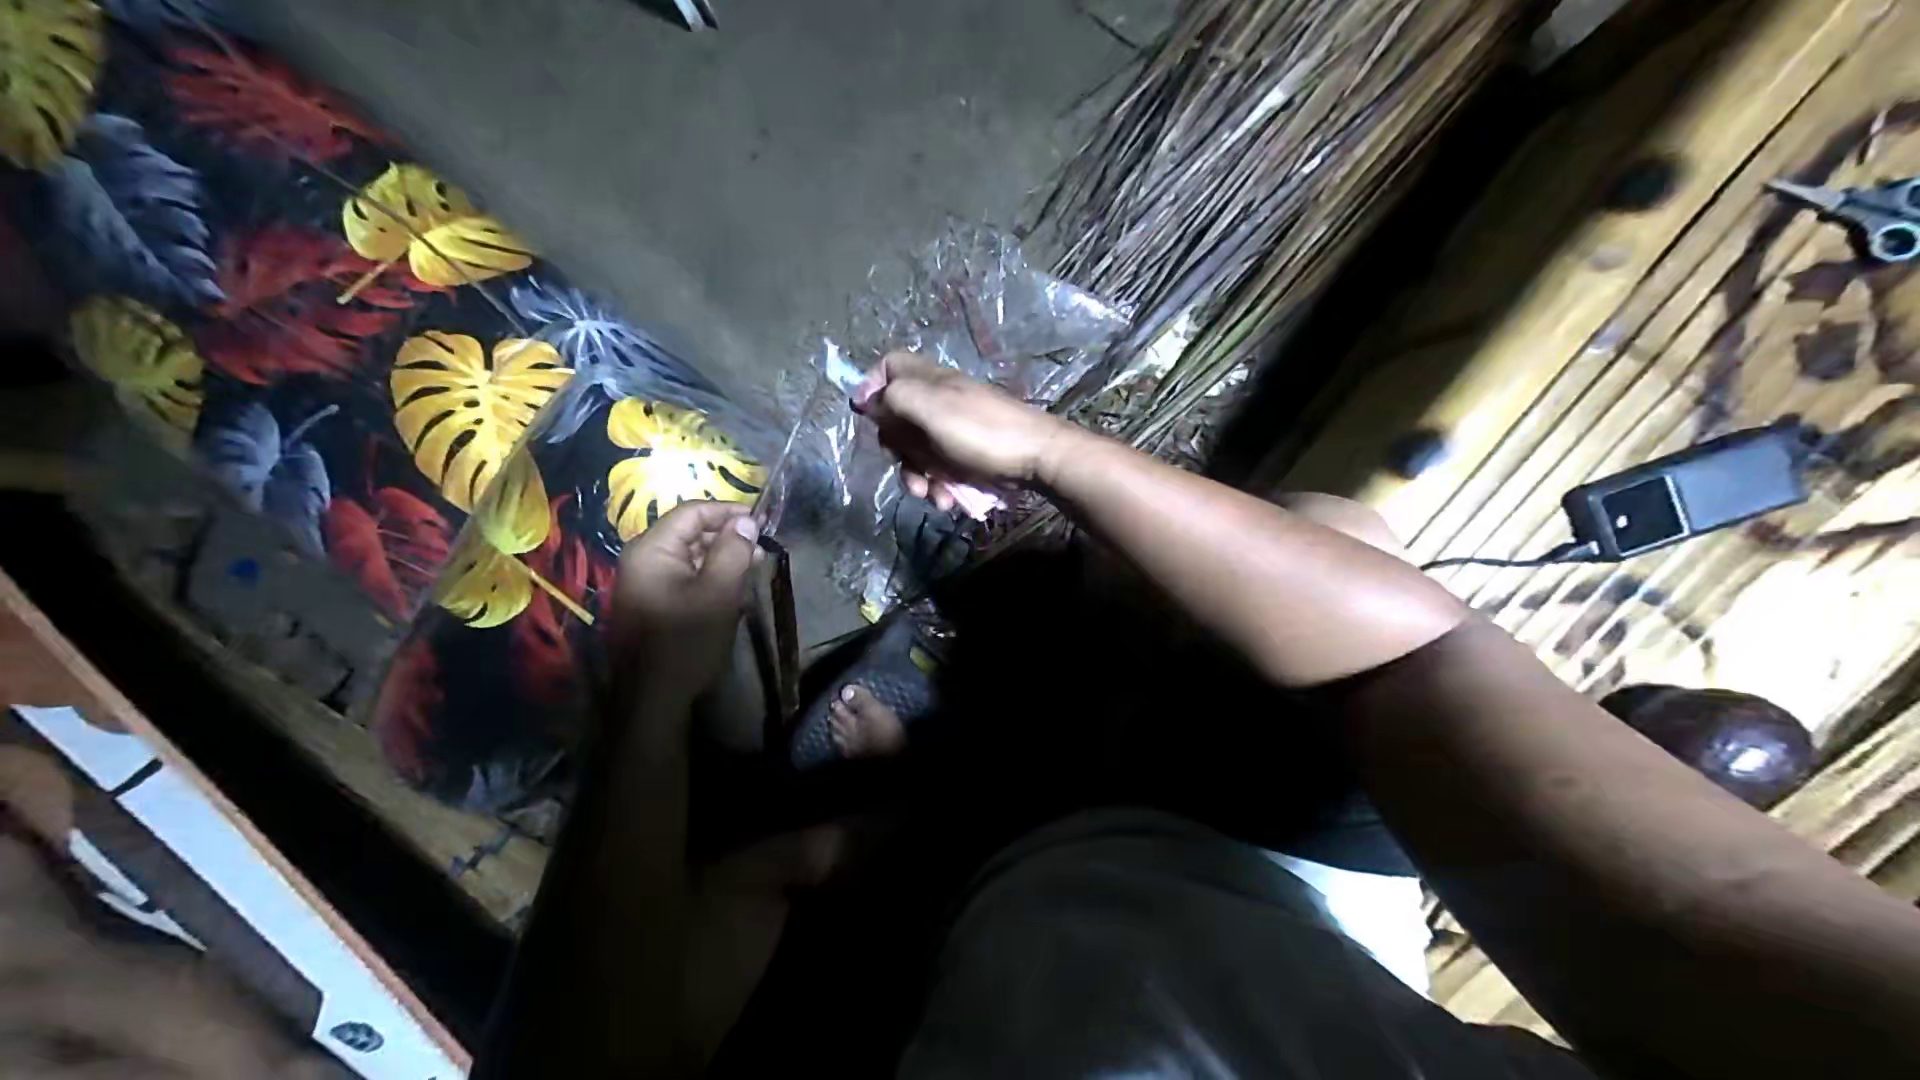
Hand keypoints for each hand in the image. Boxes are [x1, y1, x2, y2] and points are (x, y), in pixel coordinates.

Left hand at [609, 501, 761, 710]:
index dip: (729, 512)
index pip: (692, 512)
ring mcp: (642, 582)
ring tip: (751, 571)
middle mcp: (641, 559)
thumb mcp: (718, 593)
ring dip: (720, 557)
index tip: (762, 524)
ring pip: (688, 555)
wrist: (653, 698)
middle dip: (727, 537)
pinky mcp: (650, 602)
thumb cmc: (687, 641)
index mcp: (651, 550)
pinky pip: (682, 576)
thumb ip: (733, 551)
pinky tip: (730, 590)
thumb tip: (746, 521)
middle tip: (761, 552)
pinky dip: (707, 576)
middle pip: (689, 532)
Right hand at [854, 351, 1084, 511]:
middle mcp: (937, 402)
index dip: (872, 387)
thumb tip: (868, 401)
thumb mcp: (930, 408)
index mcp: (928, 381)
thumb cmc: (981, 431)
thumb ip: (894, 398)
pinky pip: (939, 469)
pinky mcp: (966, 456)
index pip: (889, 367)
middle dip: (897, 450)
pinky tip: (949, 500)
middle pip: (896, 420)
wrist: (1037, 458)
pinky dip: (939, 486)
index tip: (868, 416)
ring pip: (916, 452)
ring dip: (917, 476)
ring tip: (932, 494)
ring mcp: (952, 430)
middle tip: (905, 464)